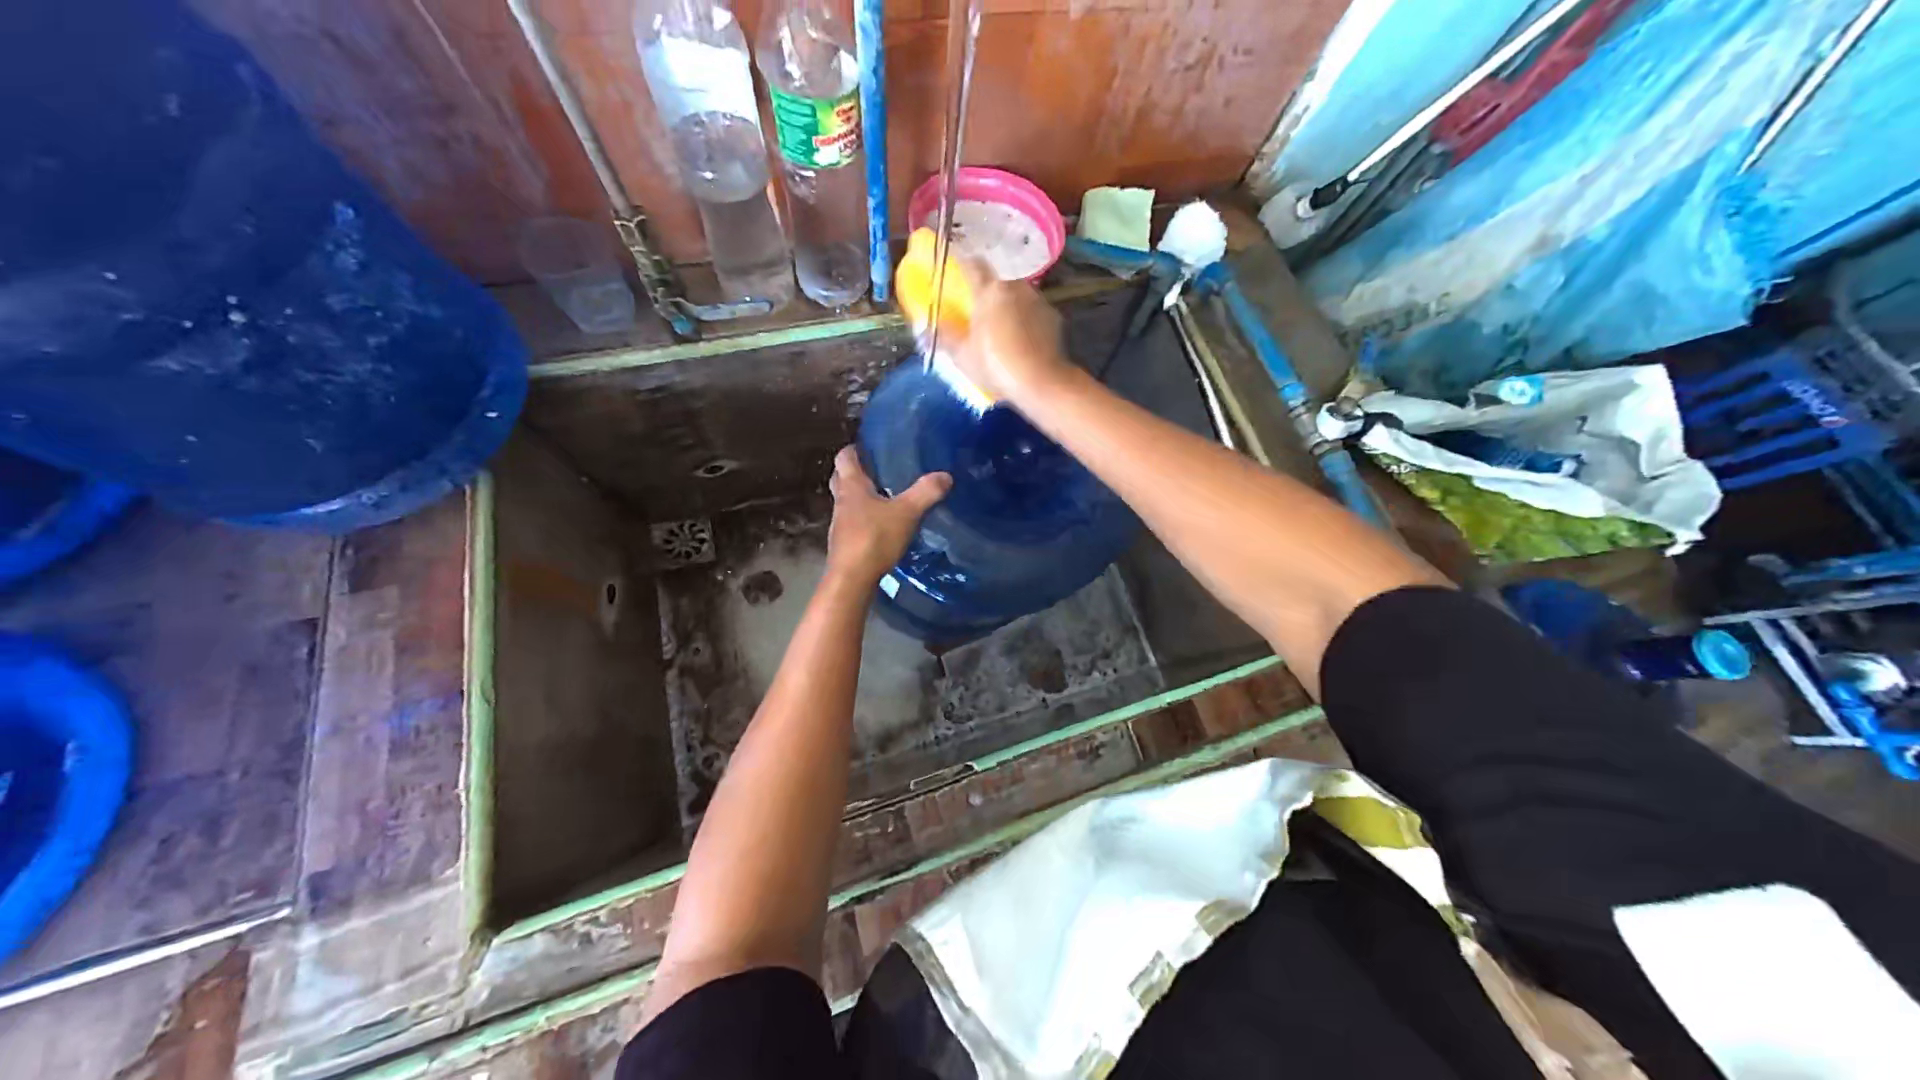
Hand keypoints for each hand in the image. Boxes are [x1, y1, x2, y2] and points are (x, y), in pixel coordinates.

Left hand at [825, 446, 949, 586]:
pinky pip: (853, 523)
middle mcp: (841, 502)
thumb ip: (926, 492)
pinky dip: (865, 519)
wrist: (851, 579)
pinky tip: (882, 526)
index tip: (869, 446)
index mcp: (852, 486)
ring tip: (885, 497)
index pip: (845, 457)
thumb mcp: (907, 512)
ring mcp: (840, 524)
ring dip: (861, 497)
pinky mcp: (844, 544)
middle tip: (877, 469)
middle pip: (841, 478)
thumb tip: (946, 475)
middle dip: (856, 472)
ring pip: (847, 502)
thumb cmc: (874, 538)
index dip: (855, 449)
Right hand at [955, 257, 1071, 402]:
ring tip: (1000, 321)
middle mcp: (1016, 287)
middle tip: (977, 302)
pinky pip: (1033, 311)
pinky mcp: (1053, 317)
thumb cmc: (995, 365)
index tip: (956, 268)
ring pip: (1018, 293)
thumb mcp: (962, 355)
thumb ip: (945, 337)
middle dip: (987, 286)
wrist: (1041, 382)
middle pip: (997, 277)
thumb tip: (925, 329)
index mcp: (989, 290)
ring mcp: (1038, 300)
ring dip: (1008, 301)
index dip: (962, 263)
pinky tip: (1021, 337)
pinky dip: (1025, 318)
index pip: (973, 264)